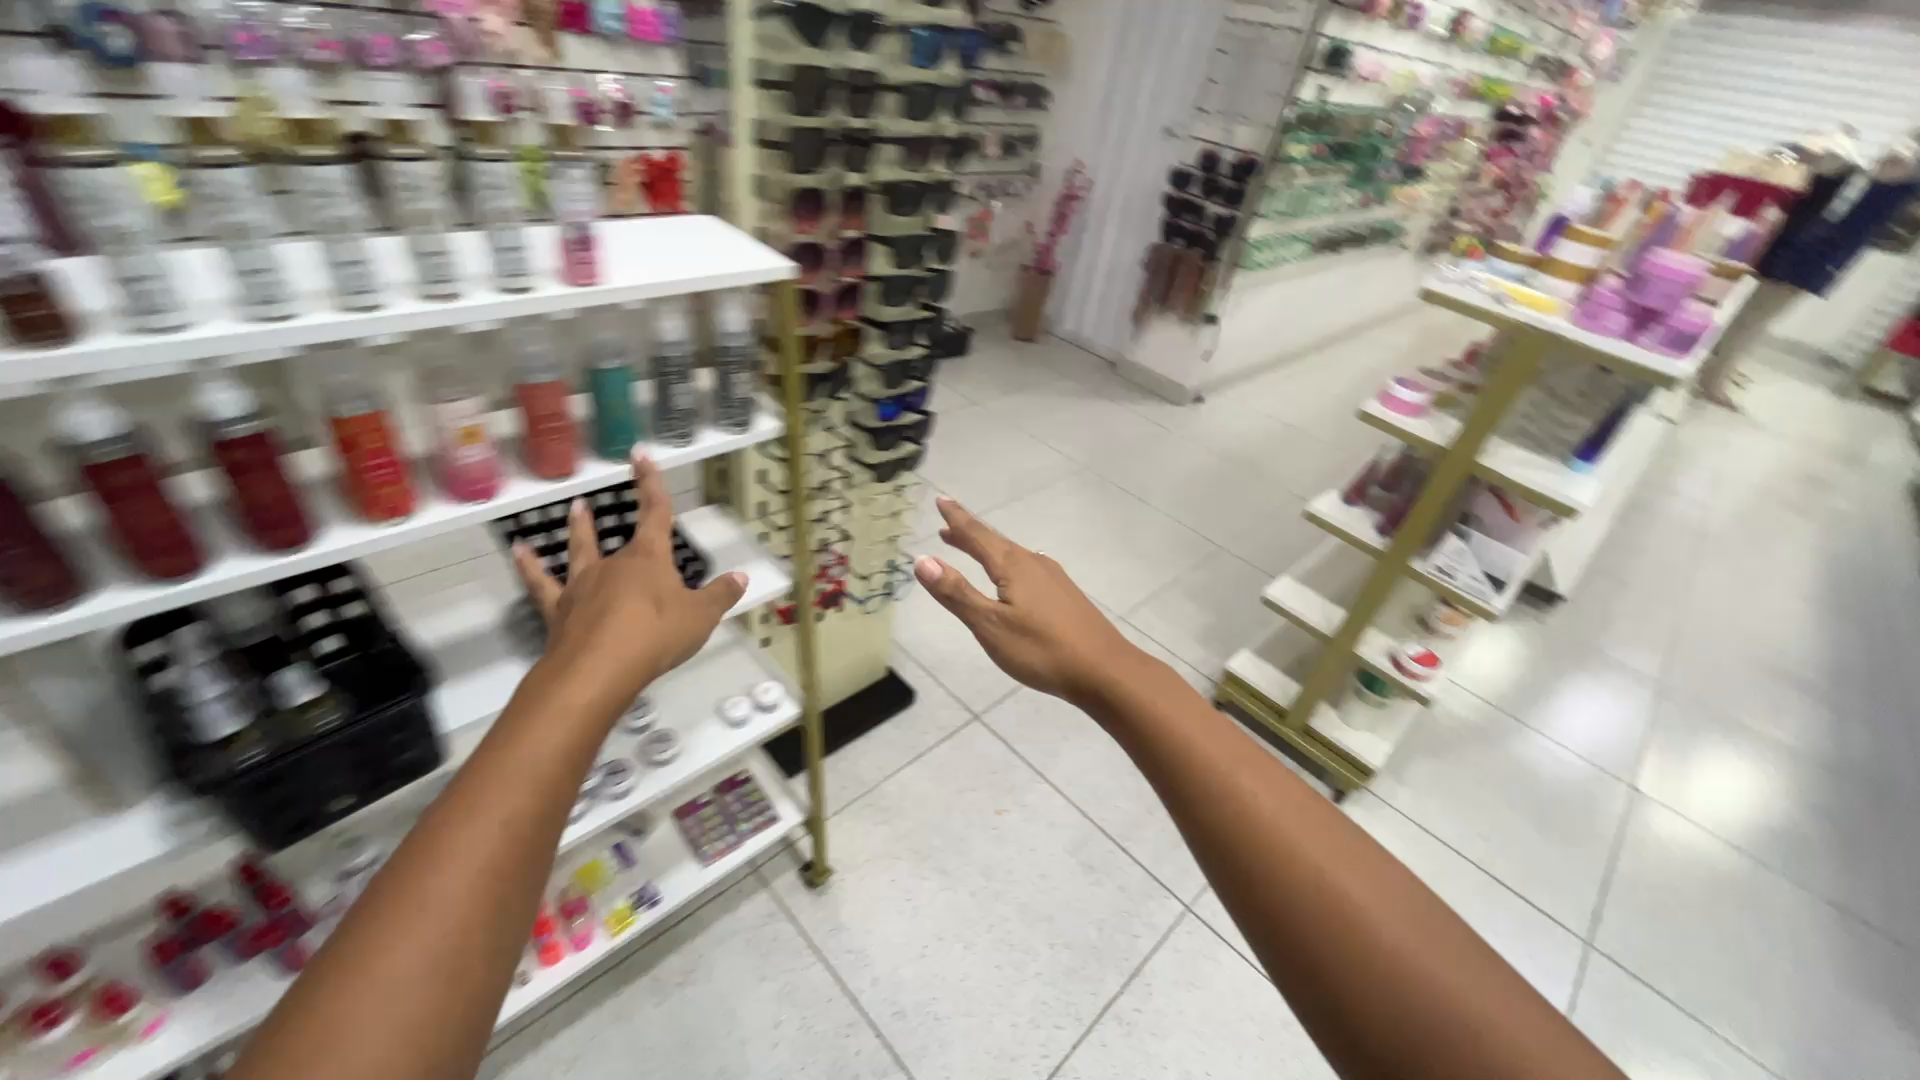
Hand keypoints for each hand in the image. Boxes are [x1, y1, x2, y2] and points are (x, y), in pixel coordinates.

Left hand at [511, 452, 746, 711]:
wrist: (599, 669)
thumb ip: (720, 595)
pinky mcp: (560, 611)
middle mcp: (614, 565)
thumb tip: (741, 576)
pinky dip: (530, 567)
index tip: (640, 456)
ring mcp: (582, 586)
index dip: (651, 484)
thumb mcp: (700, 617)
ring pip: (580, 552)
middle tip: (602, 497)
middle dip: (615, 518)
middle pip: (619, 537)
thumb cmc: (656, 636)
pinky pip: (542, 584)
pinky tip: (518, 551)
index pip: (655, 513)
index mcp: (649, 559)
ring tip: (574, 509)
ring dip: (578, 530)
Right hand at [913, 496, 1144, 708]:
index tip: (940, 499)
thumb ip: (956, 593)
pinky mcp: (1065, 596)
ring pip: (1013, 555)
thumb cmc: (1041, 649)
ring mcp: (1053, 579)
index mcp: (1013, 566)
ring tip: (971, 549)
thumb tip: (922, 559)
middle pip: (995, 541)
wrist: (1104, 670)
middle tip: (946, 526)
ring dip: (988, 550)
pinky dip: (1007, 565)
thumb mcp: (990, 625)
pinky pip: (1027, 568)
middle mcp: (1034, 563)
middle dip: (969, 533)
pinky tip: (1012, 579)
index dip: (956, 518)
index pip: (977, 534)